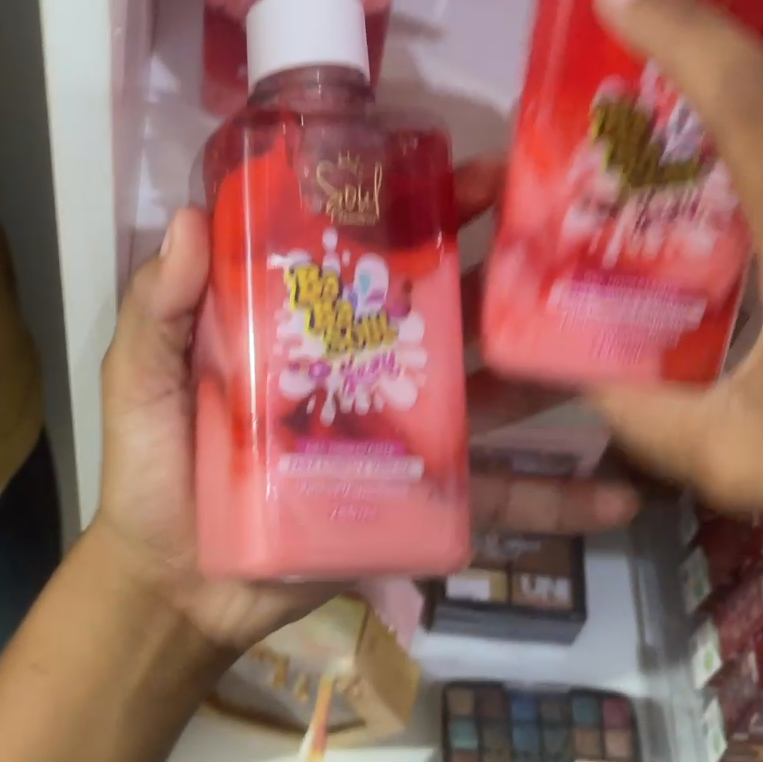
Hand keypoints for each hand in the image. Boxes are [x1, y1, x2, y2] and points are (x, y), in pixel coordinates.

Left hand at [93, 195, 635, 652]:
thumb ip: (157, 310)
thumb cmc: (151, 474)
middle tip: (568, 245)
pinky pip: (486, 504)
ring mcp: (389, 442)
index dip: (414, 214)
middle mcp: (352, 376)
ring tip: (622, 351)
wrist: (175, 586)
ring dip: (550, 380)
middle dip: (501, 280)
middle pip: (439, 319)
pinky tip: (622, 495)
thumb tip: (184, 215)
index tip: (470, 175)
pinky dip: (551, 502)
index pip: (363, 259)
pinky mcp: (407, 508)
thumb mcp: (140, 380)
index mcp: (295, 334)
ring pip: (482, 403)